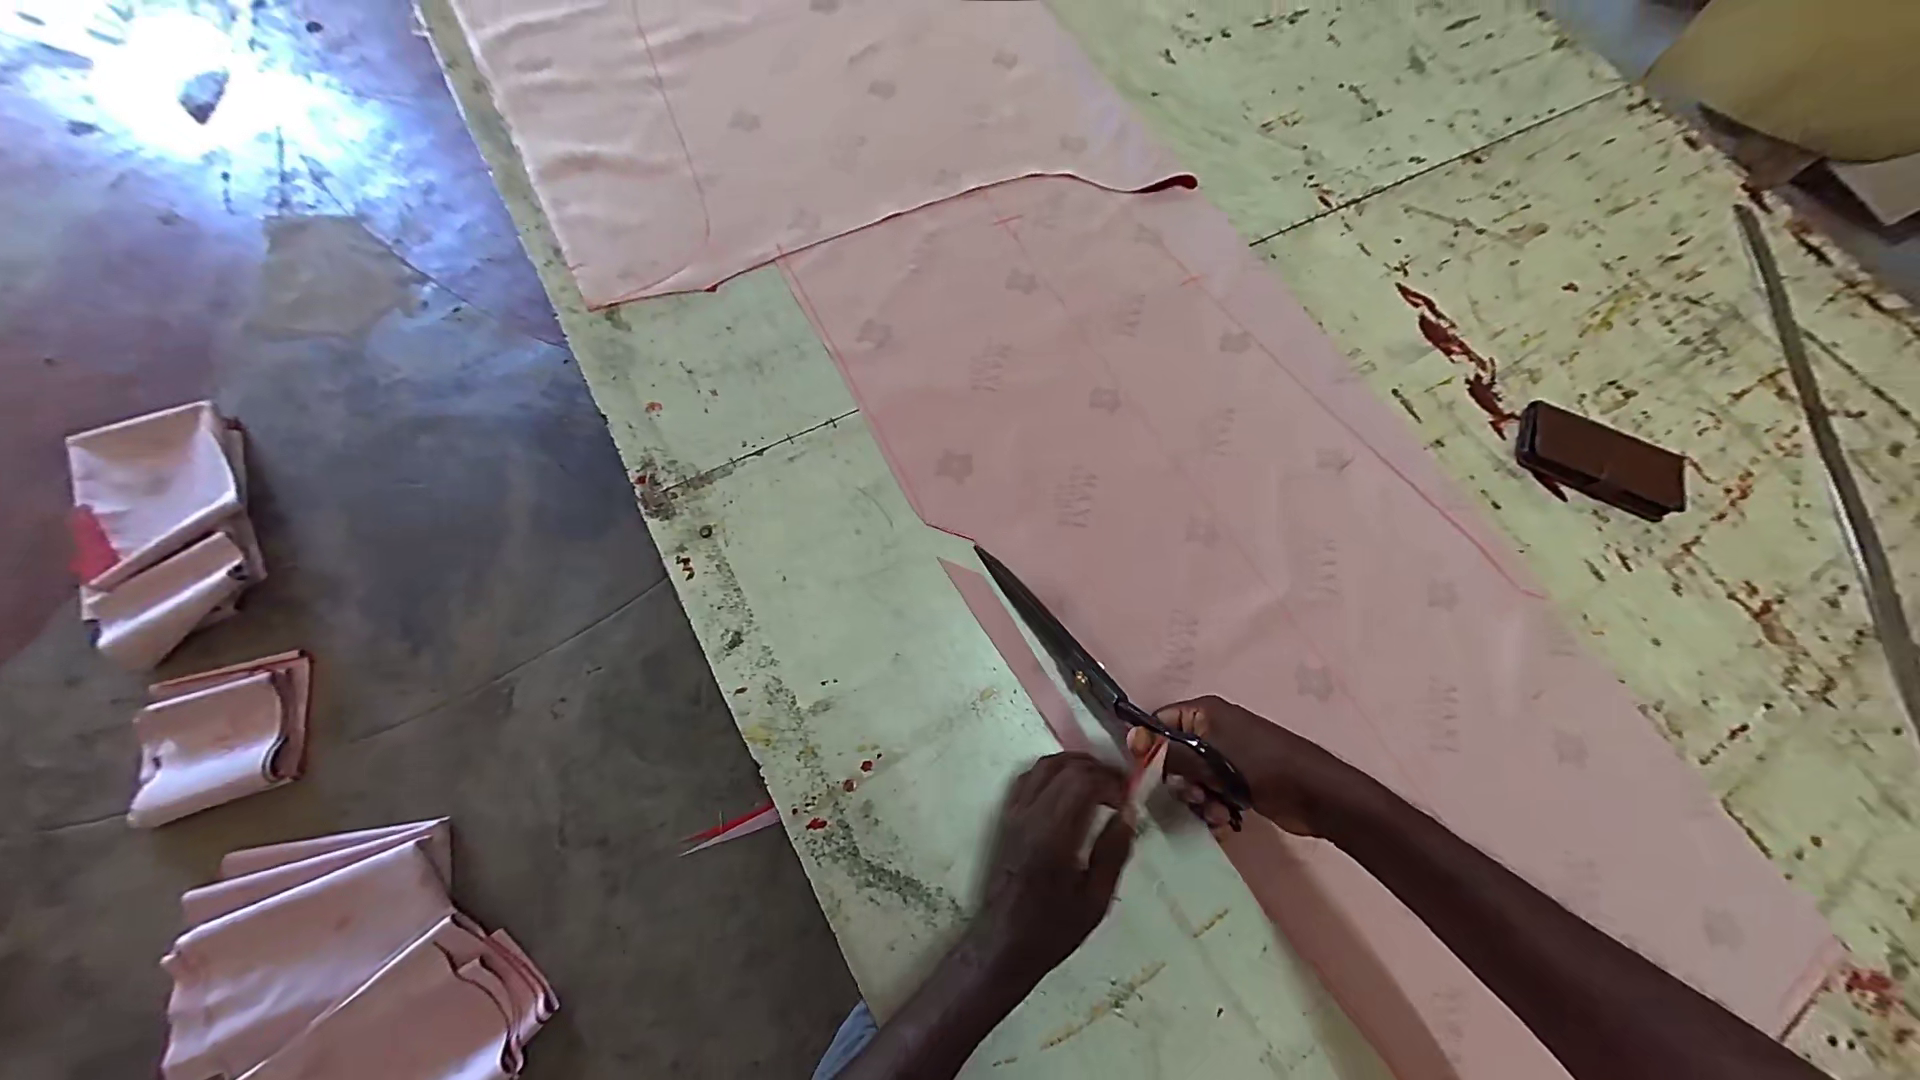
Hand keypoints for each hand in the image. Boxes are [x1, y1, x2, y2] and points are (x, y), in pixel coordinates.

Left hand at [973, 753, 1134, 983]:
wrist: (1003, 941)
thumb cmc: (1052, 928)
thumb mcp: (1096, 899)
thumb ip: (1113, 851)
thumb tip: (1128, 813)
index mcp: (1053, 833)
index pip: (1083, 781)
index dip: (1111, 780)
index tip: (1128, 797)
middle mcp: (1030, 813)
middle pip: (1065, 767)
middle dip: (1097, 769)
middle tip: (1119, 788)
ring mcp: (1014, 811)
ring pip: (1044, 765)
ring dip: (1075, 764)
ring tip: (1099, 782)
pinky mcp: (1005, 815)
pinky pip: (1028, 777)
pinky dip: (1052, 771)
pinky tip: (1068, 787)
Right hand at [1127, 695, 1363, 836]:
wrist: (1320, 797)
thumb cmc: (1264, 768)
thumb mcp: (1209, 759)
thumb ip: (1167, 752)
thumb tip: (1132, 741)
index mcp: (1203, 713)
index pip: (1158, 723)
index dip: (1148, 748)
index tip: (1147, 774)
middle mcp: (1211, 730)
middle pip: (1171, 754)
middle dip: (1177, 780)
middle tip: (1192, 795)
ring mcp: (1225, 756)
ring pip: (1189, 778)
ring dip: (1196, 798)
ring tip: (1214, 810)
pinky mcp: (1236, 780)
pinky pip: (1208, 791)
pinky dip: (1212, 806)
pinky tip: (1225, 818)